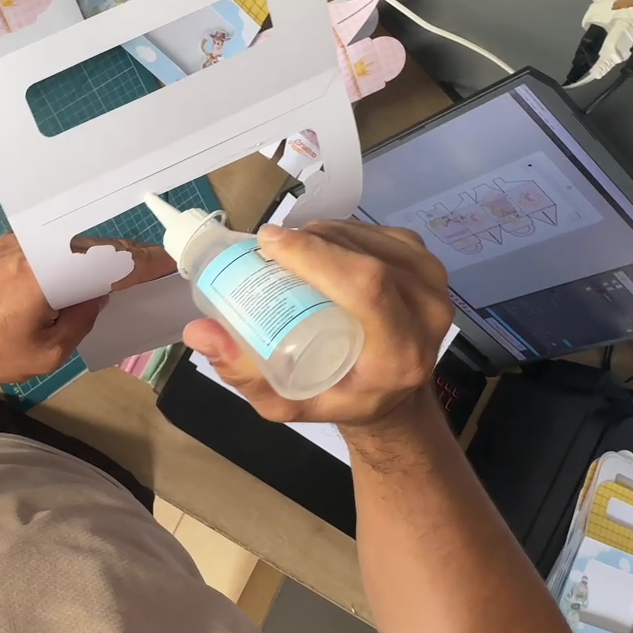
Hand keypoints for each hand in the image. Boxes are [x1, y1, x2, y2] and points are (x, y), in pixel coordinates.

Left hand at [0, 234, 174, 383]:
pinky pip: (50, 249)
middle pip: (97, 247)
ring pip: (72, 247)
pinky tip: (76, 277)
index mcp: (55, 268)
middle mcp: (41, 245)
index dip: (148, 264)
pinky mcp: (2, 245)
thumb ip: (78, 325)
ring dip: (99, 260)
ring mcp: (19, 241)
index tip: (175, 264)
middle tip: (155, 270)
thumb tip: (93, 301)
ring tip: (120, 277)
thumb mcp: (42, 354)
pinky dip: (72, 260)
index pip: (115, 263)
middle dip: (129, 258)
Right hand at [182, 220, 453, 426]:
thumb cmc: (338, 398)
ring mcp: (432, 284)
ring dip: (322, 234)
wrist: (393, 396)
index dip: (315, 256)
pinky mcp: (424, 262)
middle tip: (267, 243)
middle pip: (366, 257)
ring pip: (368, 237)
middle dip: (310, 241)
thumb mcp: (286, 402)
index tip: (268, 244)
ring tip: (288, 248)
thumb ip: (244, 374)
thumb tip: (199, 331)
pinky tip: (317, 245)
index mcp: (399, 354)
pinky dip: (338, 232)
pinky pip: (374, 231)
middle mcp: (427, 315)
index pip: (366, 287)